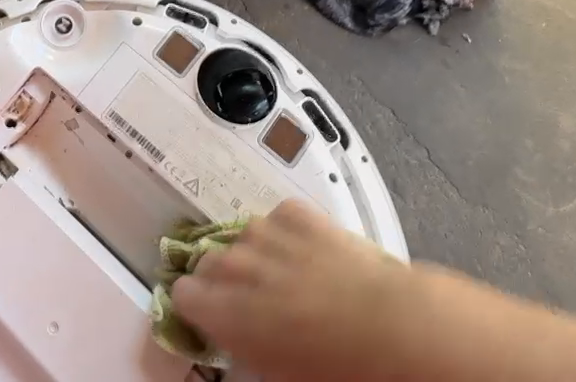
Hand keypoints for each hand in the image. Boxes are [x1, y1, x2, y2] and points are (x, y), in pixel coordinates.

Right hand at [169, 198, 400, 380]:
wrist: (392, 327)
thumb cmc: (335, 370)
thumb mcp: (280, 378)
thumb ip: (245, 353)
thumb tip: (243, 344)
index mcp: (221, 309)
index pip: (182, 294)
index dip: (201, 308)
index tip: (218, 320)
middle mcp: (233, 263)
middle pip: (209, 262)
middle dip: (226, 281)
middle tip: (258, 303)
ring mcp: (263, 230)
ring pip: (245, 239)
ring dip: (259, 256)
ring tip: (292, 278)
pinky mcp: (294, 211)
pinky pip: (279, 220)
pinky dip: (290, 235)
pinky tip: (314, 255)